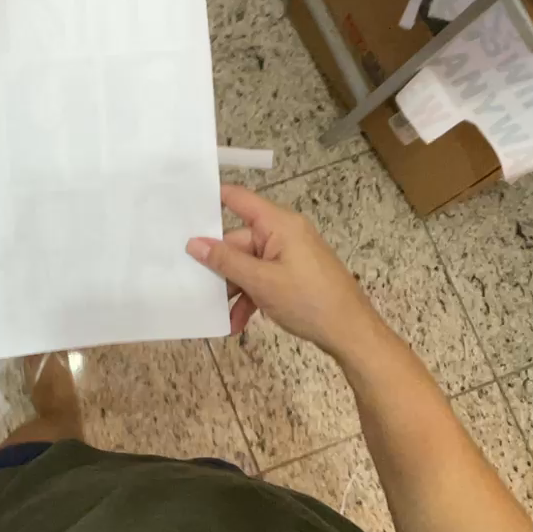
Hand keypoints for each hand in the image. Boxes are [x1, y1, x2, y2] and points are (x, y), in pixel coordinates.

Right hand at [186, 184, 389, 359]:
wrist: (351, 333)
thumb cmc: (308, 300)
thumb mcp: (261, 282)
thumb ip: (225, 261)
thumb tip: (194, 243)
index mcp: (278, 224)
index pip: (238, 199)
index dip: (211, 199)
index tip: (181, 205)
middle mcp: (283, 233)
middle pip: (239, 241)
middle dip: (220, 267)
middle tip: (195, 287)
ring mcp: (289, 254)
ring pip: (249, 264)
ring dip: (234, 290)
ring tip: (220, 316)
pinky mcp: (293, 274)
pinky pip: (263, 279)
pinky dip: (251, 297)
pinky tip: (238, 323)